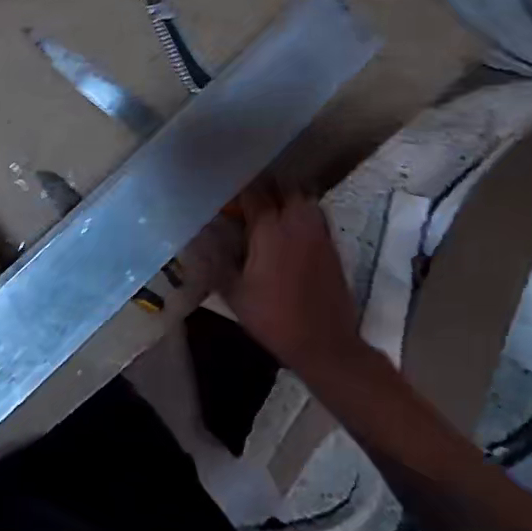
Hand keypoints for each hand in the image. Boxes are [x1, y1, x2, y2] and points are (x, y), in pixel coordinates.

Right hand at [222, 184, 362, 369]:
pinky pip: (315, 215)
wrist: (324, 344)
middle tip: (245, 198)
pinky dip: (301, 213)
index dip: (236, 189)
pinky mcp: (332, 245)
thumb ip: (215, 260)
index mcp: (269, 229)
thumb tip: (199, 236)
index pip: (252, 192)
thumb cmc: (274, 318)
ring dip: (285, 197)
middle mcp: (296, 222)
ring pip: (302, 197)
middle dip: (263, 186)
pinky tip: (288, 230)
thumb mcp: (234, 293)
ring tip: (268, 209)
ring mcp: (318, 232)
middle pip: (281, 186)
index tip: (223, 194)